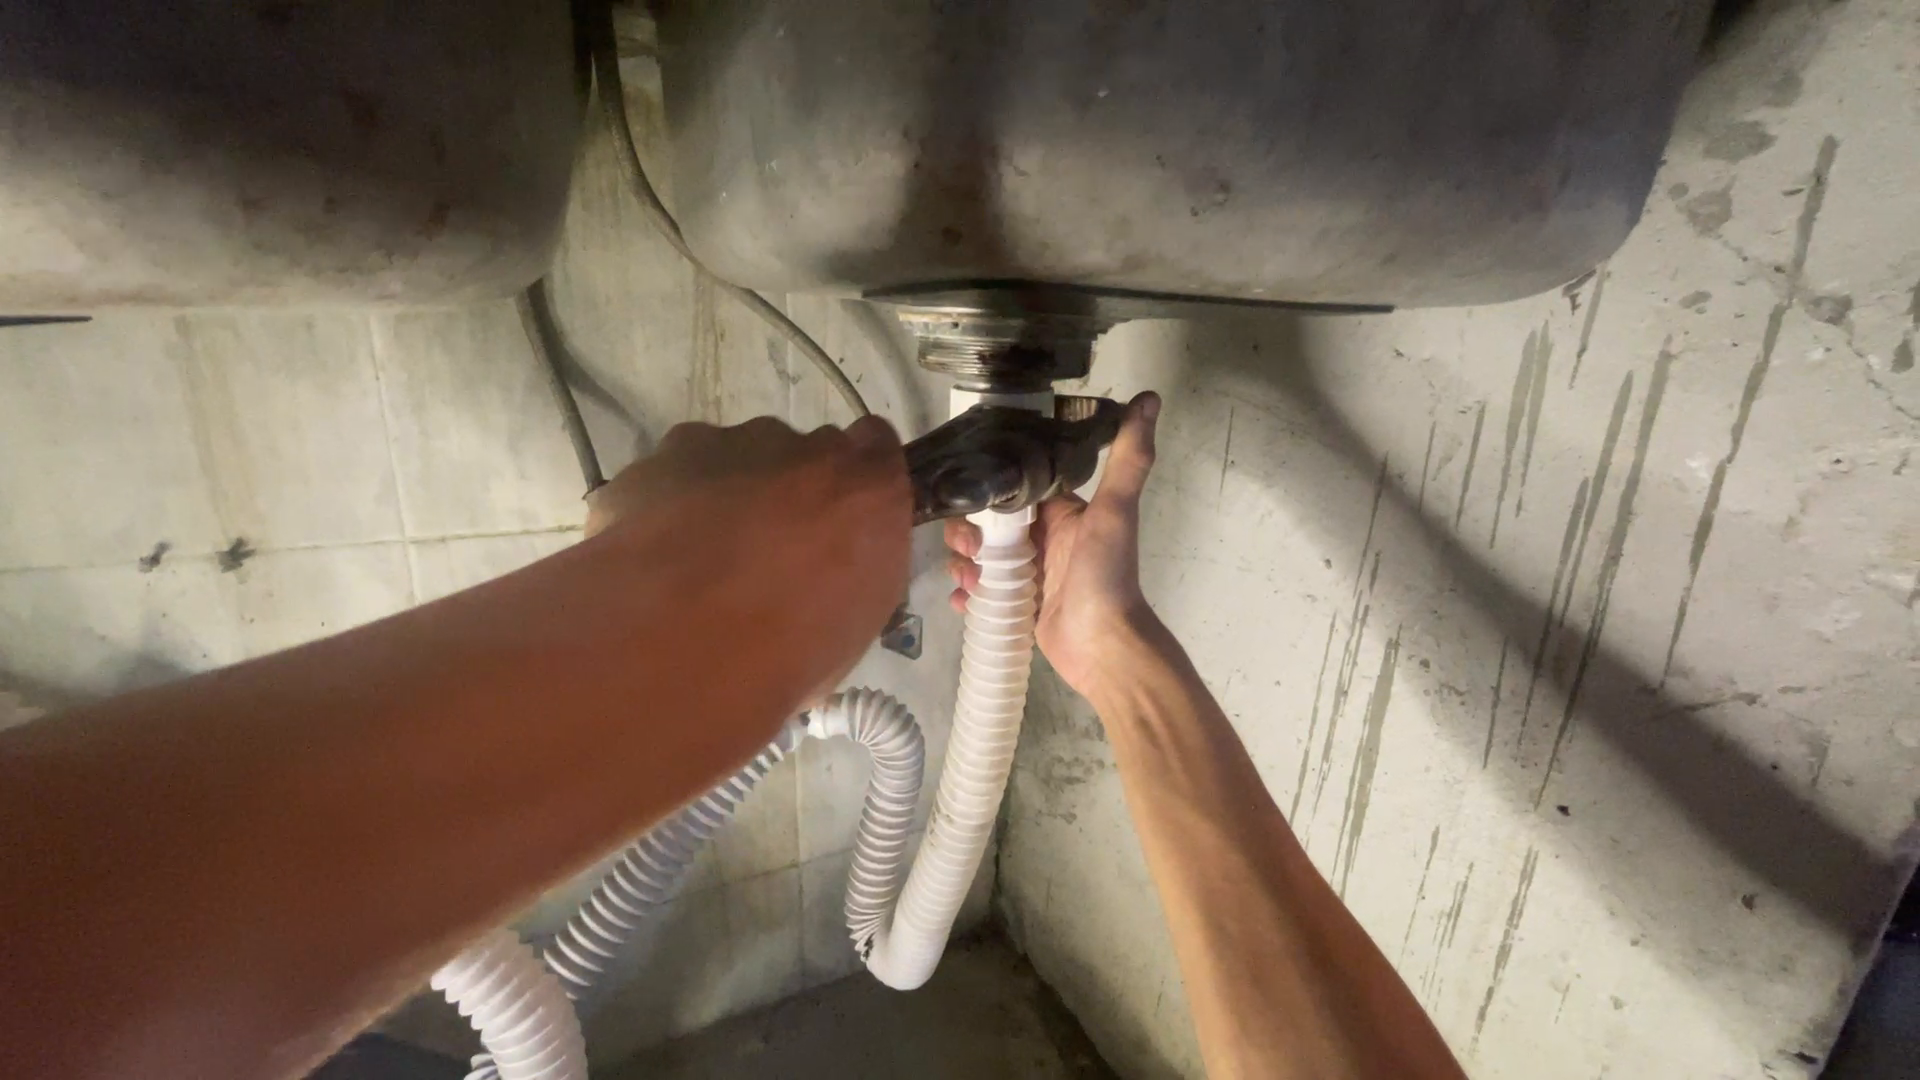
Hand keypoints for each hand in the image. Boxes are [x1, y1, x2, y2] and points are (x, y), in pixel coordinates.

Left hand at [588, 414, 910, 700]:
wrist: (693, 638)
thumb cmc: (798, 642)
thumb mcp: (860, 616)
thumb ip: (860, 561)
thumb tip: (843, 561)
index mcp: (867, 484)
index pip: (875, 447)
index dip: (854, 478)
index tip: (842, 515)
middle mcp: (805, 446)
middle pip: (804, 453)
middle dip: (792, 491)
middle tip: (773, 551)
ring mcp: (730, 444)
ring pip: (738, 456)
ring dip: (733, 492)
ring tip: (710, 558)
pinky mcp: (663, 459)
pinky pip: (677, 472)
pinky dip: (674, 502)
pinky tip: (664, 555)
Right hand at [944, 392, 1161, 697]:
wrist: (1102, 646)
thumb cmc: (1106, 575)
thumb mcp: (1114, 510)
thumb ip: (1128, 458)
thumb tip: (1148, 397)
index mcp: (1063, 515)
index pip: (1016, 490)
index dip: (990, 488)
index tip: (968, 492)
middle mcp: (1044, 540)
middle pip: (990, 524)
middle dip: (968, 531)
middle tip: (968, 548)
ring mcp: (1029, 575)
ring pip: (981, 558)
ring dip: (964, 563)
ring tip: (967, 578)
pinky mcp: (1017, 606)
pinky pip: (983, 593)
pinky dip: (968, 596)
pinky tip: (964, 601)